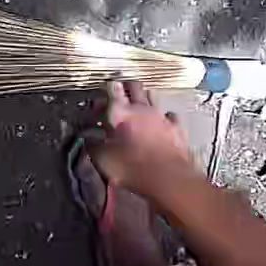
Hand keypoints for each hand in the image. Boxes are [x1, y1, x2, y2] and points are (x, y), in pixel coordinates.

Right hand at [90, 80, 199, 194]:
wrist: (168, 179)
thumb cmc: (132, 168)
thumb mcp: (103, 159)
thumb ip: (93, 144)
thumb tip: (88, 136)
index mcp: (120, 112)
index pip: (112, 90)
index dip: (106, 89)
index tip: (102, 95)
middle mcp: (142, 108)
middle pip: (135, 86)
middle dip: (127, 86)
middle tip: (121, 91)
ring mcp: (162, 116)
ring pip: (153, 95)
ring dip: (145, 97)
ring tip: (140, 102)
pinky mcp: (177, 128)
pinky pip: (170, 115)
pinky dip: (165, 116)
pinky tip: (163, 121)